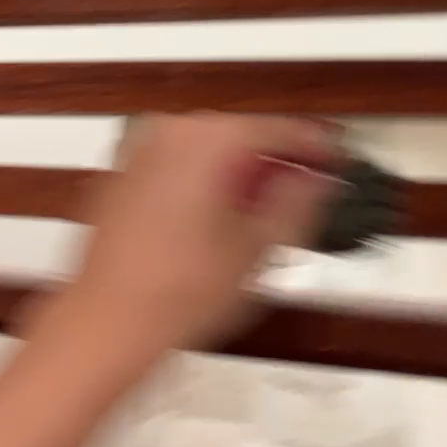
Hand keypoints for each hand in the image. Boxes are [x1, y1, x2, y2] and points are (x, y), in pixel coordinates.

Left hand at [51, 113, 340, 367]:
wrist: (108, 317)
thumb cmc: (183, 288)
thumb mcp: (257, 247)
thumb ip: (295, 202)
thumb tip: (316, 179)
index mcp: (204, 139)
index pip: (274, 130)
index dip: (313, 147)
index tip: (338, 162)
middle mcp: (164, 133)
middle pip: (234, 135)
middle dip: (270, 161)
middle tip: (305, 190)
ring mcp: (133, 153)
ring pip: (200, 151)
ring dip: (233, 172)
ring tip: (263, 211)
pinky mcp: (115, 178)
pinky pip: (170, 166)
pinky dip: (197, 181)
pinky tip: (216, 216)